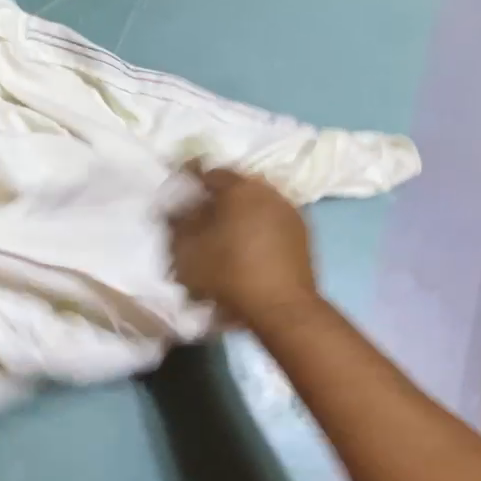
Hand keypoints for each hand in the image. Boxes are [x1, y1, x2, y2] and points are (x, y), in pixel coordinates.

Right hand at [169, 167, 322, 329]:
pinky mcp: (303, 235)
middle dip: (218, 200)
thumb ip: (177, 223)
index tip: (179, 196)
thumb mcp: (186, 250)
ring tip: (226, 237)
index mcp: (239, 188)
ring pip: (256, 205)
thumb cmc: (228, 273)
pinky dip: (258, 230)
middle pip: (235, 188)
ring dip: (240, 215)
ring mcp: (289, 212)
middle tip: (201, 218)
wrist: (281, 307)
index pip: (209, 173)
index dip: (190, 182)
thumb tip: (176, 208)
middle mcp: (267, 191)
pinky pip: (272, 223)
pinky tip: (249, 250)